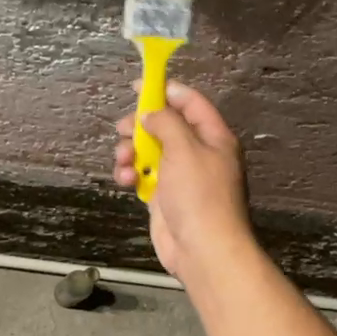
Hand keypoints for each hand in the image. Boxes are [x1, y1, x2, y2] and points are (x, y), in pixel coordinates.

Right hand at [113, 80, 255, 289]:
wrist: (203, 250)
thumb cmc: (199, 195)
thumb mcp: (184, 149)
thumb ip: (166, 122)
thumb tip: (151, 112)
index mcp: (213, 137)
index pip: (191, 103)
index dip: (166, 90)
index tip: (139, 85)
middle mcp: (198, 153)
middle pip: (165, 126)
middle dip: (141, 125)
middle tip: (123, 129)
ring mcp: (180, 175)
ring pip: (148, 150)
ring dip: (131, 152)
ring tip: (124, 162)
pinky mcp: (163, 196)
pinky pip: (143, 175)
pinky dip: (131, 174)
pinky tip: (126, 181)